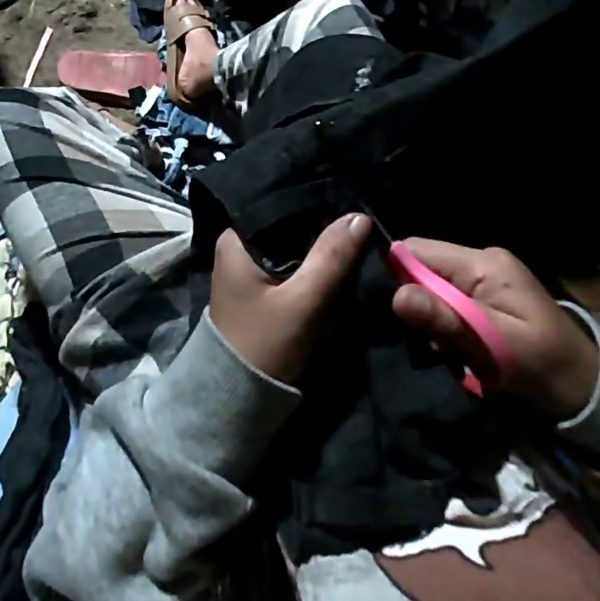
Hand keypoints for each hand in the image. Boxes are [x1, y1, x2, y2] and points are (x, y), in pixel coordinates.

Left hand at [210, 214, 370, 384]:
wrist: (238, 401)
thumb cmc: (264, 346)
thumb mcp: (303, 302)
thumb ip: (331, 258)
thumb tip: (360, 216)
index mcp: (236, 240)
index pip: (282, 203)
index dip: (317, 201)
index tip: (352, 199)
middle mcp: (239, 247)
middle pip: (290, 224)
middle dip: (323, 224)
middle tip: (362, 219)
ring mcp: (250, 269)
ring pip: (294, 245)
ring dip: (321, 246)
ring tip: (358, 233)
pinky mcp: (262, 288)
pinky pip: (293, 264)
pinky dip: (314, 264)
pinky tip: (340, 260)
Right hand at [390, 239, 599, 420]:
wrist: (588, 394)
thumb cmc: (545, 368)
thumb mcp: (495, 345)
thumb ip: (447, 319)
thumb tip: (396, 295)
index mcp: (483, 263)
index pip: (415, 250)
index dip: (396, 279)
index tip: (395, 318)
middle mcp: (479, 263)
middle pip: (419, 270)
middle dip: (414, 306)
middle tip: (427, 345)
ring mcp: (481, 283)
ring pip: (428, 291)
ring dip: (427, 324)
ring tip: (443, 355)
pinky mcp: (482, 303)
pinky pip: (444, 306)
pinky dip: (440, 331)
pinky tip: (451, 354)